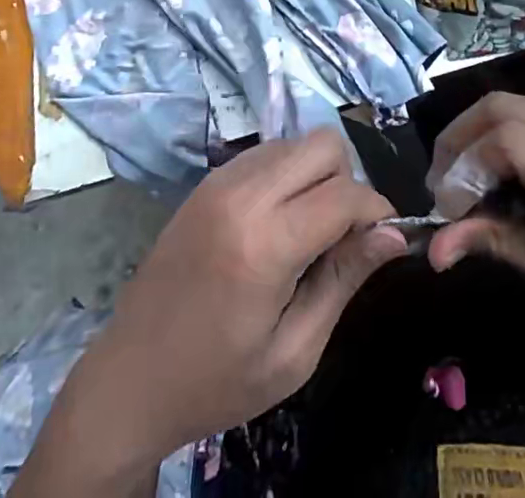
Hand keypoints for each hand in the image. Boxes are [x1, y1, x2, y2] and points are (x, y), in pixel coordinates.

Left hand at [32, 129, 406, 487]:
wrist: (128, 381)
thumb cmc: (216, 380)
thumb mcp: (295, 351)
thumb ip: (346, 279)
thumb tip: (395, 235)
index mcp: (264, 243)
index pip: (346, 194)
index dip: (377, 213)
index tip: (383, 241)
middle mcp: (241, 195)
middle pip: (324, 145)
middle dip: (347, 183)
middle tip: (340, 235)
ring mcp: (217, 182)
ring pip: (296, 142)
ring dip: (317, 175)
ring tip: (308, 230)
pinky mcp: (205, 183)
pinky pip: (266, 154)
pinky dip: (287, 174)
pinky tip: (277, 221)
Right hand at [426, 92, 524, 372]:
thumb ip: (497, 244)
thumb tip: (432, 248)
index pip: (507, 140)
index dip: (462, 169)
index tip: (446, 210)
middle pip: (503, 107)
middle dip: (459, 143)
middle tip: (443, 189)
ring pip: (518, 103)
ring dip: (482, 137)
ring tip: (472, 185)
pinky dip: (511, 133)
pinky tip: (511, 173)